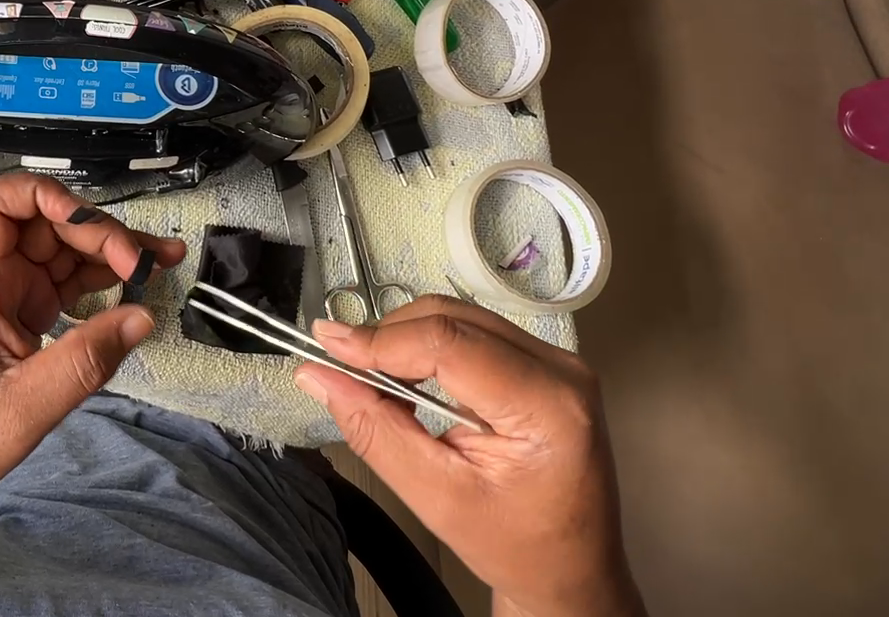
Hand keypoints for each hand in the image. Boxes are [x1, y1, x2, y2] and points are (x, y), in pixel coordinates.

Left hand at [0, 173, 185, 514]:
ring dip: (110, 248)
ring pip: (63, 247)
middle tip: (145, 264)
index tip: (83, 221)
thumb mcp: (21, 410)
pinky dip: (104, 276)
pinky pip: (68, 278)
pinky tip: (139, 280)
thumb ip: (83, 364)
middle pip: (46, 223)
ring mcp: (12, 291)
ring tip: (164, 257)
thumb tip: (144, 317)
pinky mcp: (27, 310)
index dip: (40, 194)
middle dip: (96, 231)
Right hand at [295, 296, 644, 616]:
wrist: (572, 573)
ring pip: (452, 316)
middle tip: (344, 369)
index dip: (380, 339)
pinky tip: (406, 380)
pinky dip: (422, 344)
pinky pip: (465, 328)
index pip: (447, 343)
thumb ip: (373, 429)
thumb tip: (315, 374)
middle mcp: (559, 369)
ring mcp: (553, 359)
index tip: (326, 345)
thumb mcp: (435, 497)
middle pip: (448, 319)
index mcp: (547, 407)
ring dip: (402, 339)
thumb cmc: (514, 545)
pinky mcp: (538, 359)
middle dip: (386, 337)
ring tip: (375, 381)